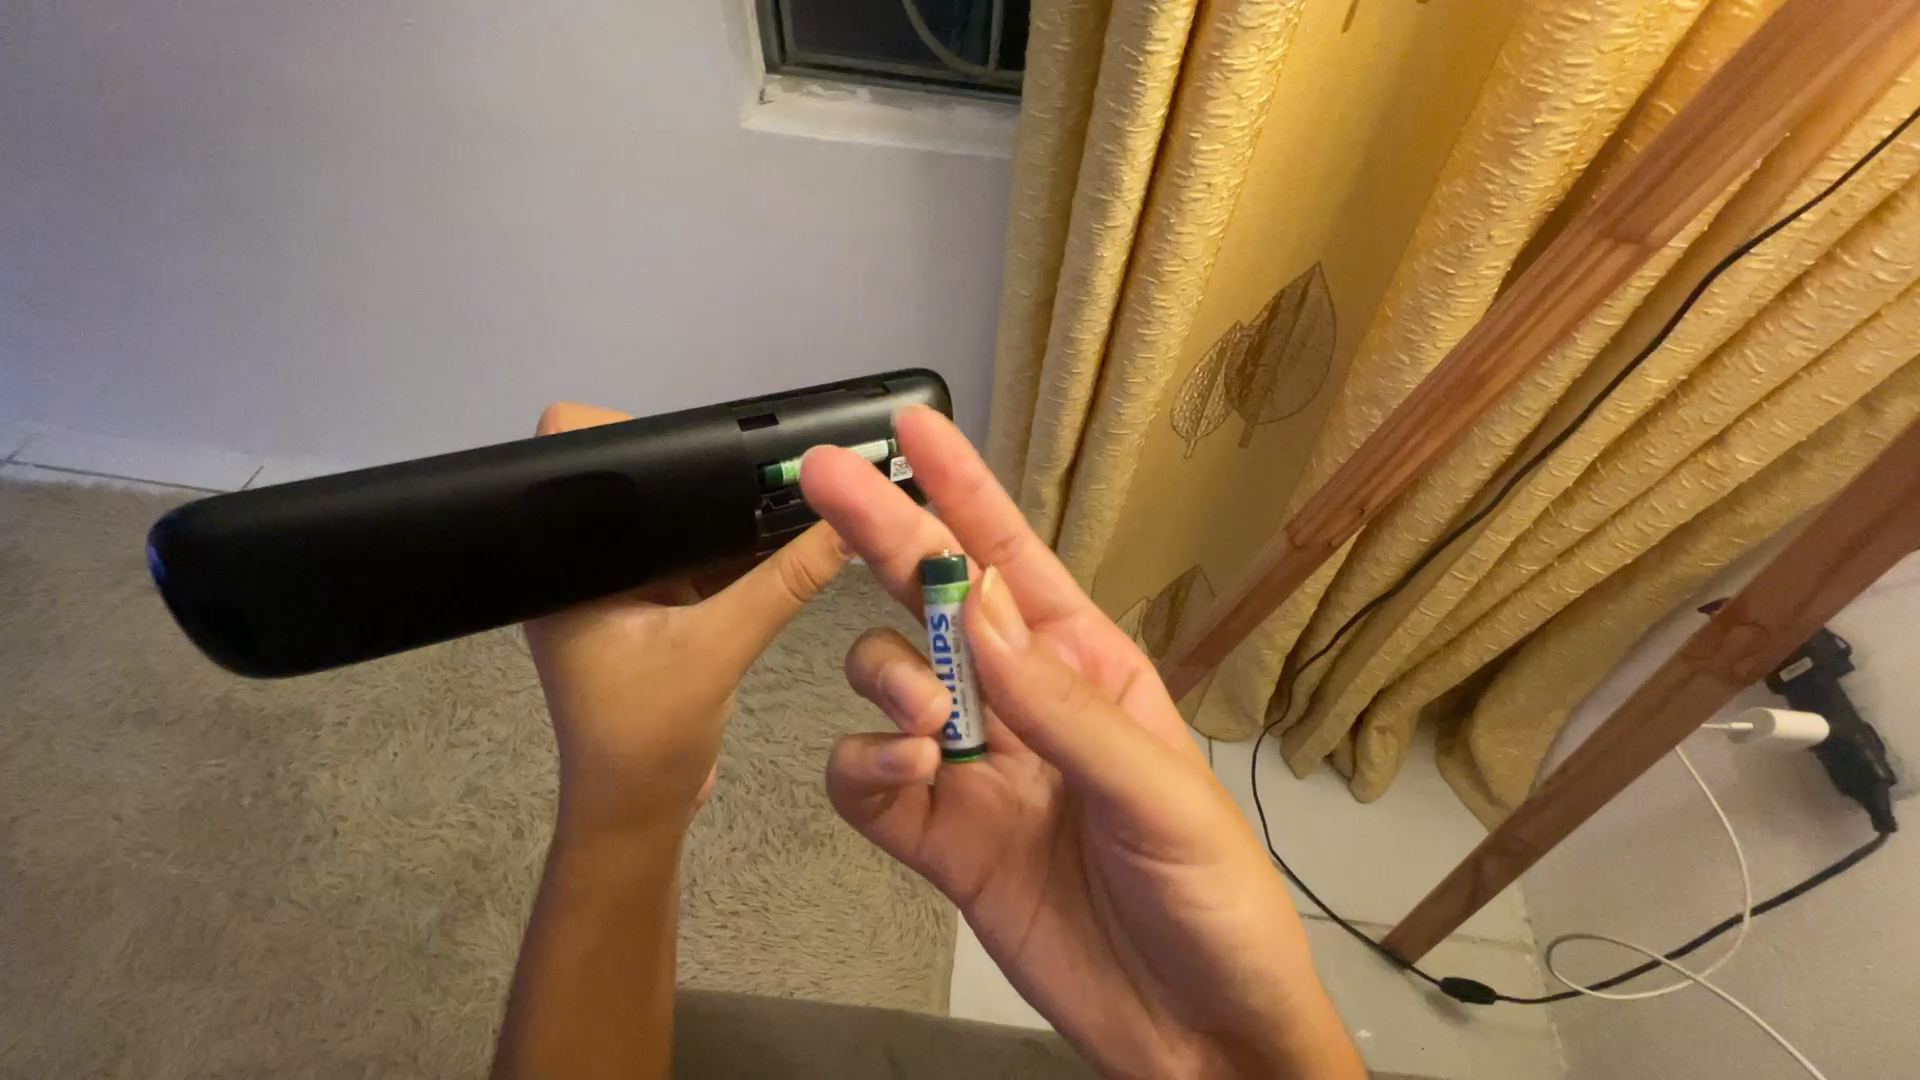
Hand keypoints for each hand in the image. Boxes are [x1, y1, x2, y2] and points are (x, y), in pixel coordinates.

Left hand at [524, 403, 848, 834]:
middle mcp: (586, 562)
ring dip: (721, 512)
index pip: (569, 455)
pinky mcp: (655, 605)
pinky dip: (733, 549)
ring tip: (779, 493)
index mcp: (566, 563)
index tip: (703, 446)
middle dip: (696, 473)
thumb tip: (847, 528)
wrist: (640, 809)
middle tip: (759, 466)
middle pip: (636, 485)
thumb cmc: (648, 737)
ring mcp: (623, 584)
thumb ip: (782, 585)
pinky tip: (778, 539)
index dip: (625, 432)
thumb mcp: (719, 650)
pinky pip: (697, 557)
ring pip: (674, 521)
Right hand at [801, 407, 1362, 1079]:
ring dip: (887, 676)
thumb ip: (1060, 705)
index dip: (960, 488)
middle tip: (829, 478)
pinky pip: (865, 777)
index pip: (1008, 556)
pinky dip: (865, 768)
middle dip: (882, 530)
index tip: (913, 431)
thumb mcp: (1157, 790)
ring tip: (929, 723)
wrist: (1194, 1030)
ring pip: (887, 677)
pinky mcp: (936, 832)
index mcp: (1081, 664)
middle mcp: (1016, 697)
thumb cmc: (1210, 895)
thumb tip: (976, 615)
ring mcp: (970, 762)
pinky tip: (905, 776)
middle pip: (930, 595)